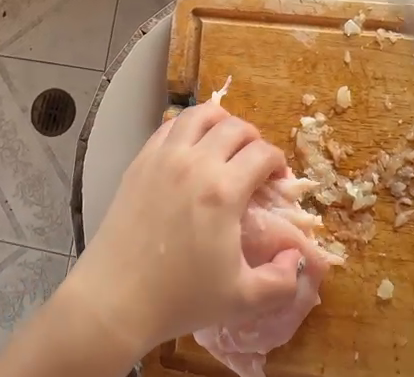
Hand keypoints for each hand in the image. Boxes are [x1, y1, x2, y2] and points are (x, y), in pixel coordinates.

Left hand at [63, 102, 305, 355]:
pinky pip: (169, 126)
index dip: (278, 163)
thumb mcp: (243, 300)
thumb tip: (296, 254)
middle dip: (254, 140)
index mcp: (223, 190)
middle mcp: (194, 162)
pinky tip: (192, 150)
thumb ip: (282, 279)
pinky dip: (188, 128)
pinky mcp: (140, 160)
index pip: (262, 153)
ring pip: (199, 114)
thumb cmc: (181, 298)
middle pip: (235, 126)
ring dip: (220, 122)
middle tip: (256, 164)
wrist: (117, 296)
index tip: (278, 183)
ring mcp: (163, 156)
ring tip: (225, 144)